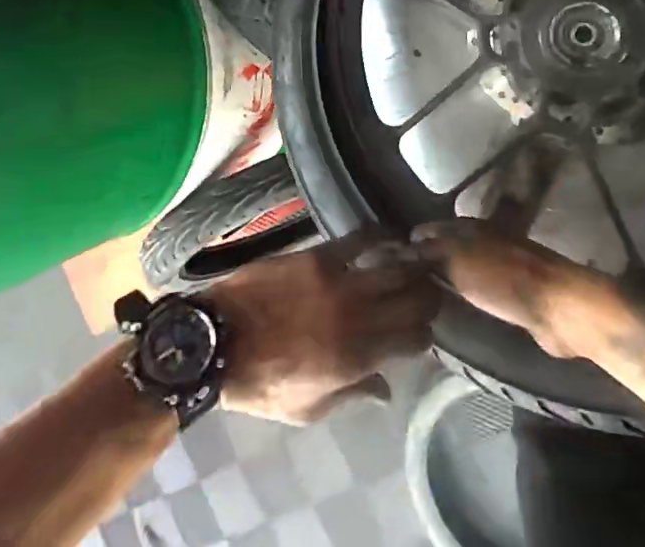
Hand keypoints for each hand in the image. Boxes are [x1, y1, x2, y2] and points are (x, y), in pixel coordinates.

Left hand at [205, 235, 437, 423]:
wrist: (215, 342)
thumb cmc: (259, 382)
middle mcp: (358, 318)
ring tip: (421, 261)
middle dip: (428, 297)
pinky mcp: (318, 257)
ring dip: (414, 266)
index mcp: (356, 358)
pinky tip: (392, 235)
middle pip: (412, 301)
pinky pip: (360, 240)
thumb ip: (351, 397)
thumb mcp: (306, 409)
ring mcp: (340, 283)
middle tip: (429, 292)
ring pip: (395, 269)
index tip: (423, 330)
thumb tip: (386, 390)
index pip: (412, 340)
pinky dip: (380, 236)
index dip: (424, 334)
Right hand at [410, 219, 614, 358]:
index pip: (432, 229)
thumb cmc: (502, 278)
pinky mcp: (517, 292)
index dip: (412, 242)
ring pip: (467, 267)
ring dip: (450, 276)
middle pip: (450, 246)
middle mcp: (487, 239)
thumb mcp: (457, 258)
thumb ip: (430, 251)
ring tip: (425, 295)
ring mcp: (504, 265)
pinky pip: (482, 289)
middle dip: (430, 258)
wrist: (557, 306)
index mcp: (471, 226)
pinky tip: (457, 306)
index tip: (390, 260)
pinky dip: (468, 293)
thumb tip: (404, 247)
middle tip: (404, 281)